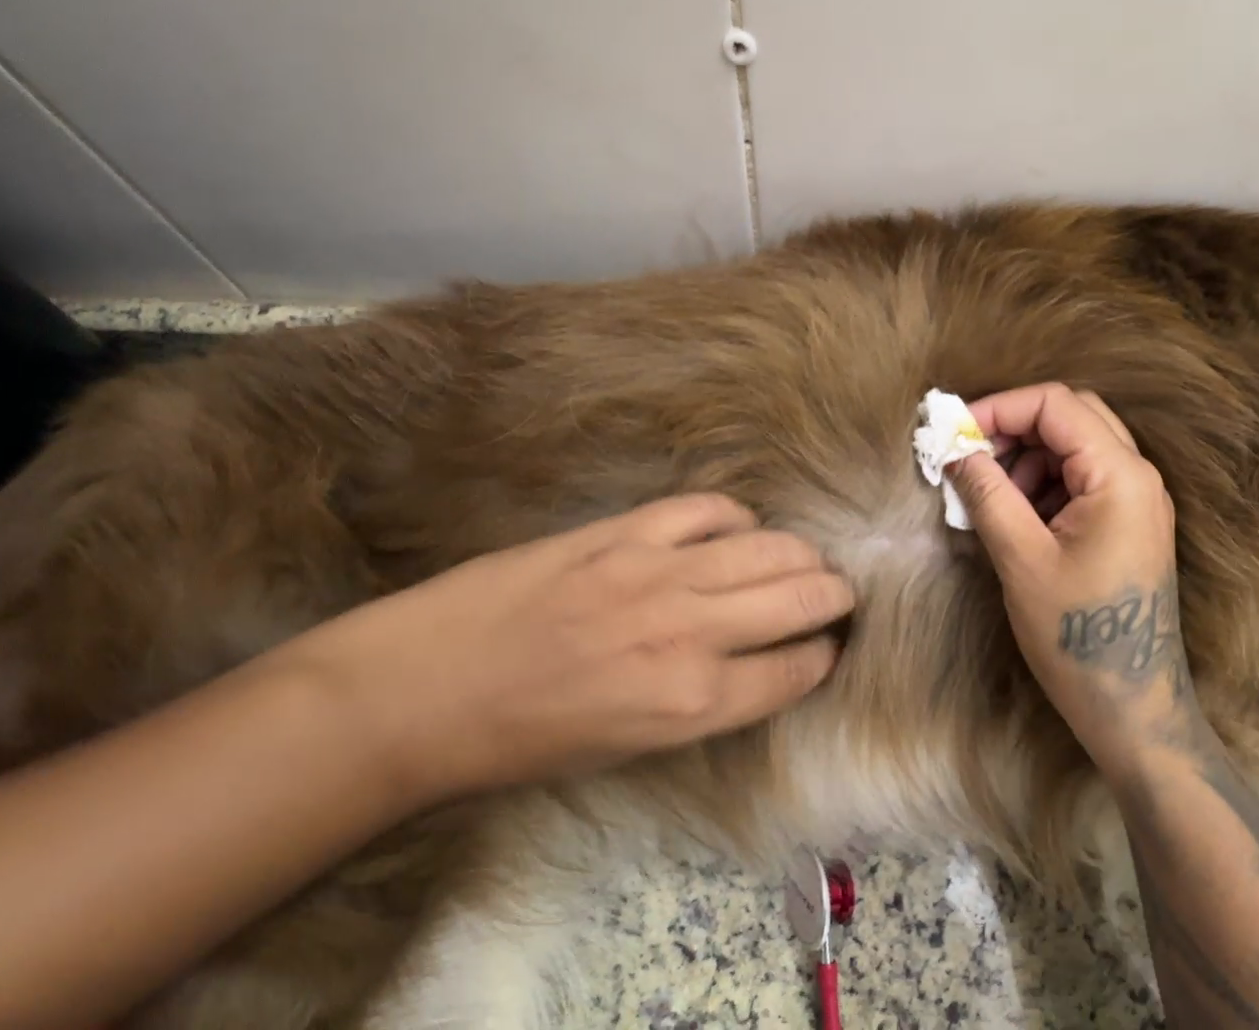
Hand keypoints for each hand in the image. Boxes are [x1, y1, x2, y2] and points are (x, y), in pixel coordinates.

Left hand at [271, 493, 855, 803]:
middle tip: (837, 599)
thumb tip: (755, 661)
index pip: (799, 667)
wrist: (422, 693)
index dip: (824, 655)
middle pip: (803, 597)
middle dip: (835, 597)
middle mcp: (692, 633)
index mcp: (695, 704)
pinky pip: (708, 510)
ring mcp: (658, 573)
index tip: (826, 648)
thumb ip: (707, 700)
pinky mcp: (621, 533)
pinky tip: (734, 533)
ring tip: (803, 562)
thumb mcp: (631, 748)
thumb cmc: (524, 742)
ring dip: (802, 555)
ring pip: (771, 547)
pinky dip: (736, 520)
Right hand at [947, 384, 1187, 772]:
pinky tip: (1016, 519)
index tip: (954, 434)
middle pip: (1071, 417)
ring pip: (1075, 448)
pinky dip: (1044, 486)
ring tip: (991, 500)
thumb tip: (954, 448)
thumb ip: (986, 492)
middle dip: (1014, 430)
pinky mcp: (1129, 525)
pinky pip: (1083, 481)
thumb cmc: (1074, 632)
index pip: (1056, 404)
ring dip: (1028, 460)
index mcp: (1121, 476)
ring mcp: (1138, 501)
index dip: (999, 408)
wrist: (1128, 702)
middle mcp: (1138, 477)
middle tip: (971, 461)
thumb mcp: (1020, 558)